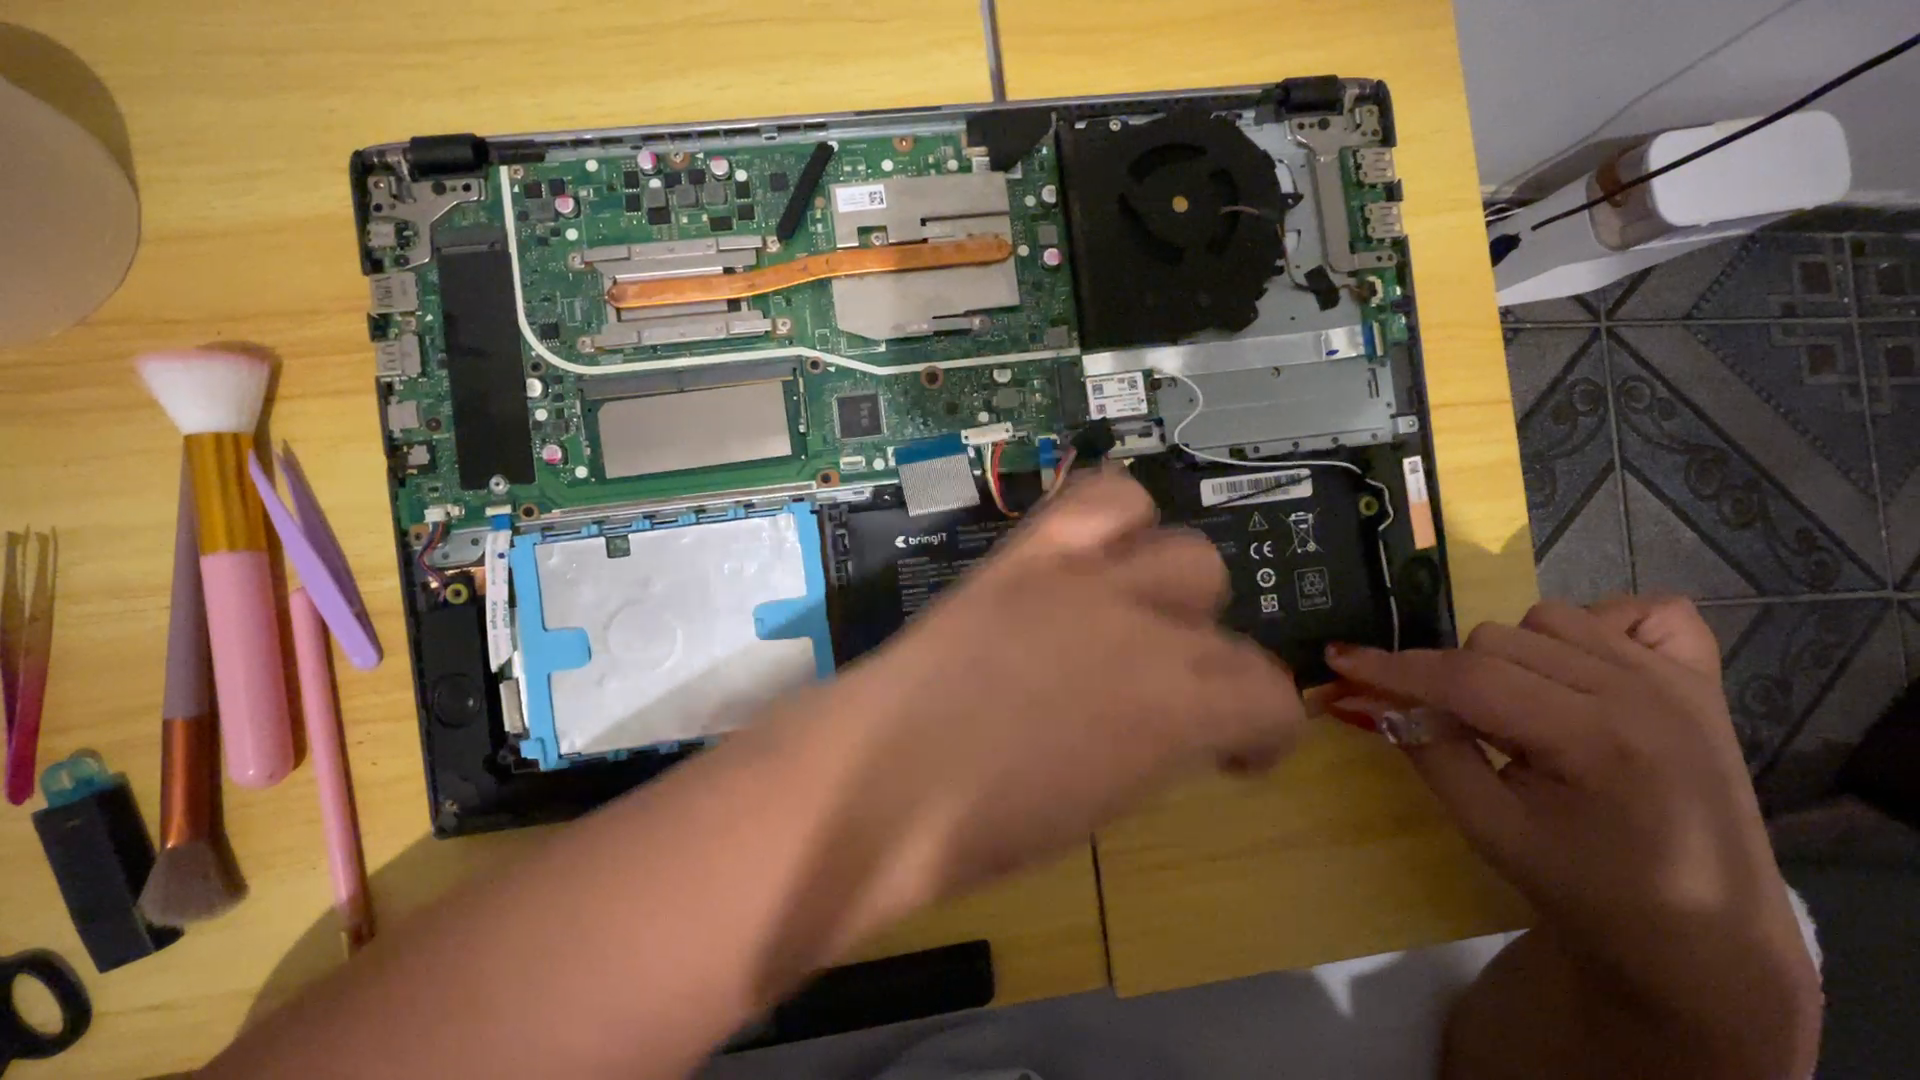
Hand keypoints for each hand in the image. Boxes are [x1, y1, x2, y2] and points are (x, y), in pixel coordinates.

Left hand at [824, 469, 1306, 893]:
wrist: (883, 780)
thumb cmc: (989, 830)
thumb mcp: (1106, 802)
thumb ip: (1158, 748)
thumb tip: (1168, 726)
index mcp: (1179, 711)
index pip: (1271, 698)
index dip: (1261, 732)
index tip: (1229, 757)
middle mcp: (1149, 629)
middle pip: (1226, 625)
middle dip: (1211, 664)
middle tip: (1163, 699)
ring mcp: (1087, 580)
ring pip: (1183, 552)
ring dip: (1173, 593)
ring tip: (1130, 621)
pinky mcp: (1029, 555)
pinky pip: (1102, 499)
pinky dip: (1119, 522)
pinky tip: (1096, 561)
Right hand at [1325, 597, 1819, 1073]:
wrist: (1702, 939)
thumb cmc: (1588, 892)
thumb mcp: (1490, 830)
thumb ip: (1430, 752)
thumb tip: (1369, 698)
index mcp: (1596, 739)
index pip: (1469, 678)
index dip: (1395, 668)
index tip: (1339, 661)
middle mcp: (1643, 692)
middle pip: (1500, 640)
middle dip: (1452, 675)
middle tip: (1440, 721)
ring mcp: (1679, 679)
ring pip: (1550, 618)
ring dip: (1510, 654)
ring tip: (1512, 709)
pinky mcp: (1701, 678)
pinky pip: (1638, 611)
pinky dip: (1595, 626)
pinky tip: (1580, 671)